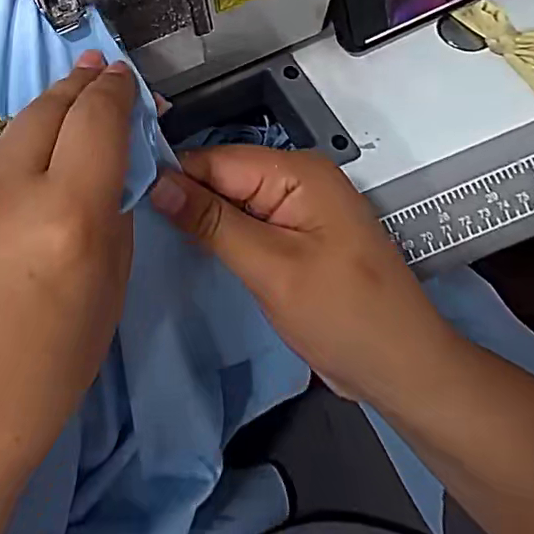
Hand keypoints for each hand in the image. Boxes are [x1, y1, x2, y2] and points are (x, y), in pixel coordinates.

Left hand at [0, 51, 137, 533]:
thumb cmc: (50, 361)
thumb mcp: (111, 280)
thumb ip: (113, 198)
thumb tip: (108, 137)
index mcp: (64, 220)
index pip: (96, 119)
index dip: (111, 90)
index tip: (115, 74)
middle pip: (45, 108)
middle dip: (73, 90)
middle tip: (87, 75)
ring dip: (19, 143)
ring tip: (22, 183)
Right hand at [148, 146, 455, 403]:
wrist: (406, 374)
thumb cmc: (346, 318)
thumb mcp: (272, 269)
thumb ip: (212, 221)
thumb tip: (157, 183)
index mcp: (296, 171)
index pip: (214, 160)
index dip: (172, 179)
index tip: (128, 199)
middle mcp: (294, 178)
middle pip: (219, 177)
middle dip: (183, 199)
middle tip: (136, 224)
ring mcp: (293, 206)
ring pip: (227, 200)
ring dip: (198, 219)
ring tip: (155, 235)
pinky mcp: (291, 233)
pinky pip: (242, 221)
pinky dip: (219, 234)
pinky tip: (191, 247)